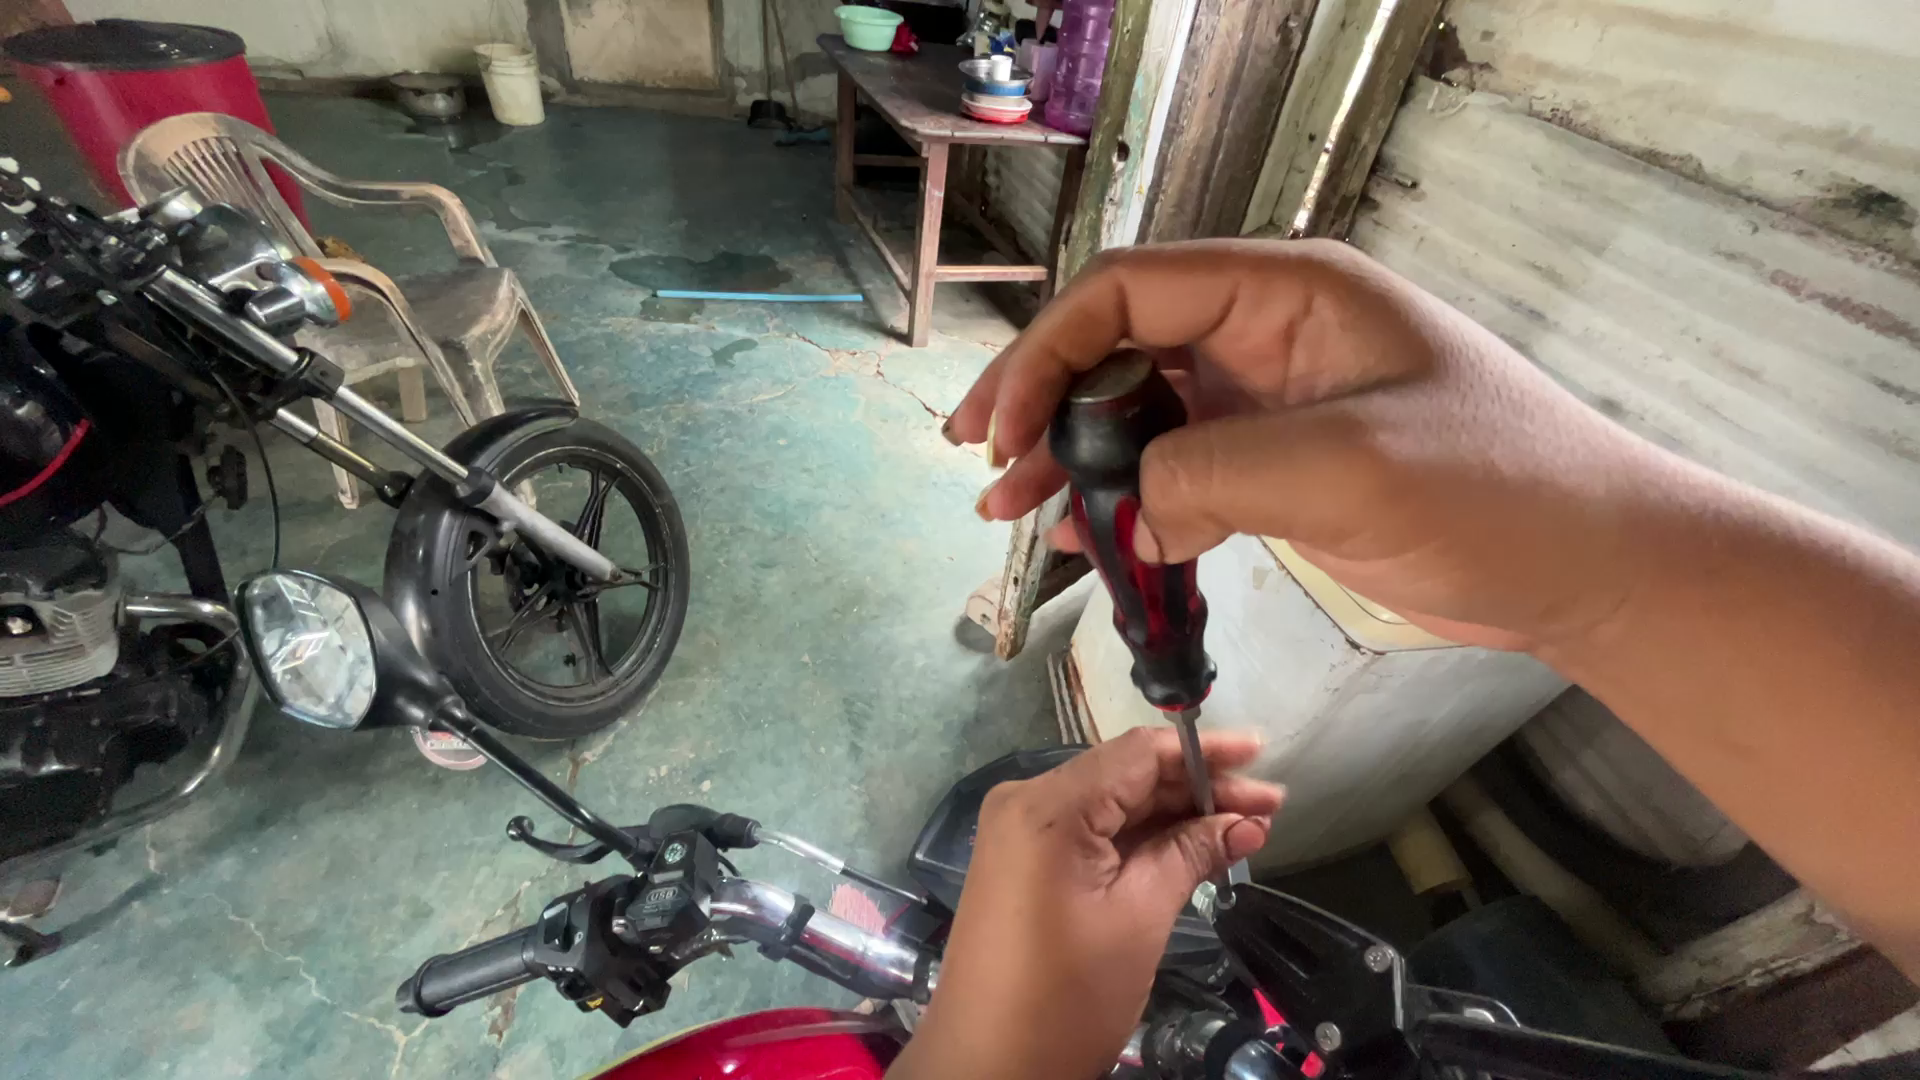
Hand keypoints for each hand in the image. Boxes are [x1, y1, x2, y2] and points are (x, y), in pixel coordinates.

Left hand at [889, 728, 1281, 1079]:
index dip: (1200, 751)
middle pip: (1125, 774)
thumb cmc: (1066, 997)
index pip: (1136, 754)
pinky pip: (1090, 827)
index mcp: (1048, 804)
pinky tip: (1192, 840)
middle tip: (1268, 804)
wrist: (986, 1064)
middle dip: (1196, 786)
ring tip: (1246, 822)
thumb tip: (1245, 821)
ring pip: (1110, 800)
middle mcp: (1028, 798)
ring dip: (1174, 811)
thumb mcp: (1137, 919)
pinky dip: (1139, 834)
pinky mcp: (1024, 852)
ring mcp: (1021, 825)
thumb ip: (1188, 854)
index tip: (1259, 751)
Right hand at [946, 239, 1675, 651]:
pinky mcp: (1261, 464)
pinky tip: (1078, 539)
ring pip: (1130, 415)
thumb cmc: (1493, 492)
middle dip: (1037, 405)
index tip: (1002, 429)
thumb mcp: (1347, 470)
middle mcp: (1256, 334)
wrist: (1582, 568)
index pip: (1124, 294)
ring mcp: (1255, 402)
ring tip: (1008, 509)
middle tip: (982, 461)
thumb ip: (1211, 474)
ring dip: (1066, 460)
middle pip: (1112, 350)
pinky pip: (1164, 472)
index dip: (1045, 354)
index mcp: (1278, 294)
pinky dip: (1117, 503)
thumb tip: (1123, 511)